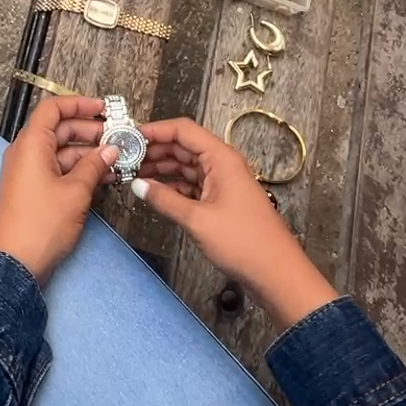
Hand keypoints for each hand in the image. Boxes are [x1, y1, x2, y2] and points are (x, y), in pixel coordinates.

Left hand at [0, 96, 117, 284]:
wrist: (13, 263)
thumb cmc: (40, 223)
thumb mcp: (75, 192)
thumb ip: (94, 166)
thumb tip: (110, 149)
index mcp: (31, 143)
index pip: (53, 109)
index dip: (79, 104)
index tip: (104, 109)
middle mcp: (27, 152)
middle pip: (61, 129)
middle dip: (91, 131)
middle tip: (119, 139)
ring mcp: (30, 172)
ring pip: (63, 152)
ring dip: (89, 154)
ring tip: (119, 161)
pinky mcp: (35, 190)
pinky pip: (60, 170)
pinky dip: (80, 171)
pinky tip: (105, 178)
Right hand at [131, 117, 337, 327]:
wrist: (279, 276)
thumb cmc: (244, 243)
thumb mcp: (197, 219)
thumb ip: (164, 199)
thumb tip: (137, 185)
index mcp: (221, 158)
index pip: (183, 130)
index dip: (155, 130)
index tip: (130, 136)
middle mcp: (222, 164)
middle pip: (183, 146)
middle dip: (154, 150)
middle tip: (126, 158)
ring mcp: (222, 183)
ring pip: (185, 166)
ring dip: (161, 169)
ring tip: (134, 175)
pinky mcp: (221, 201)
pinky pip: (191, 185)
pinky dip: (173, 187)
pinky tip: (154, 194)